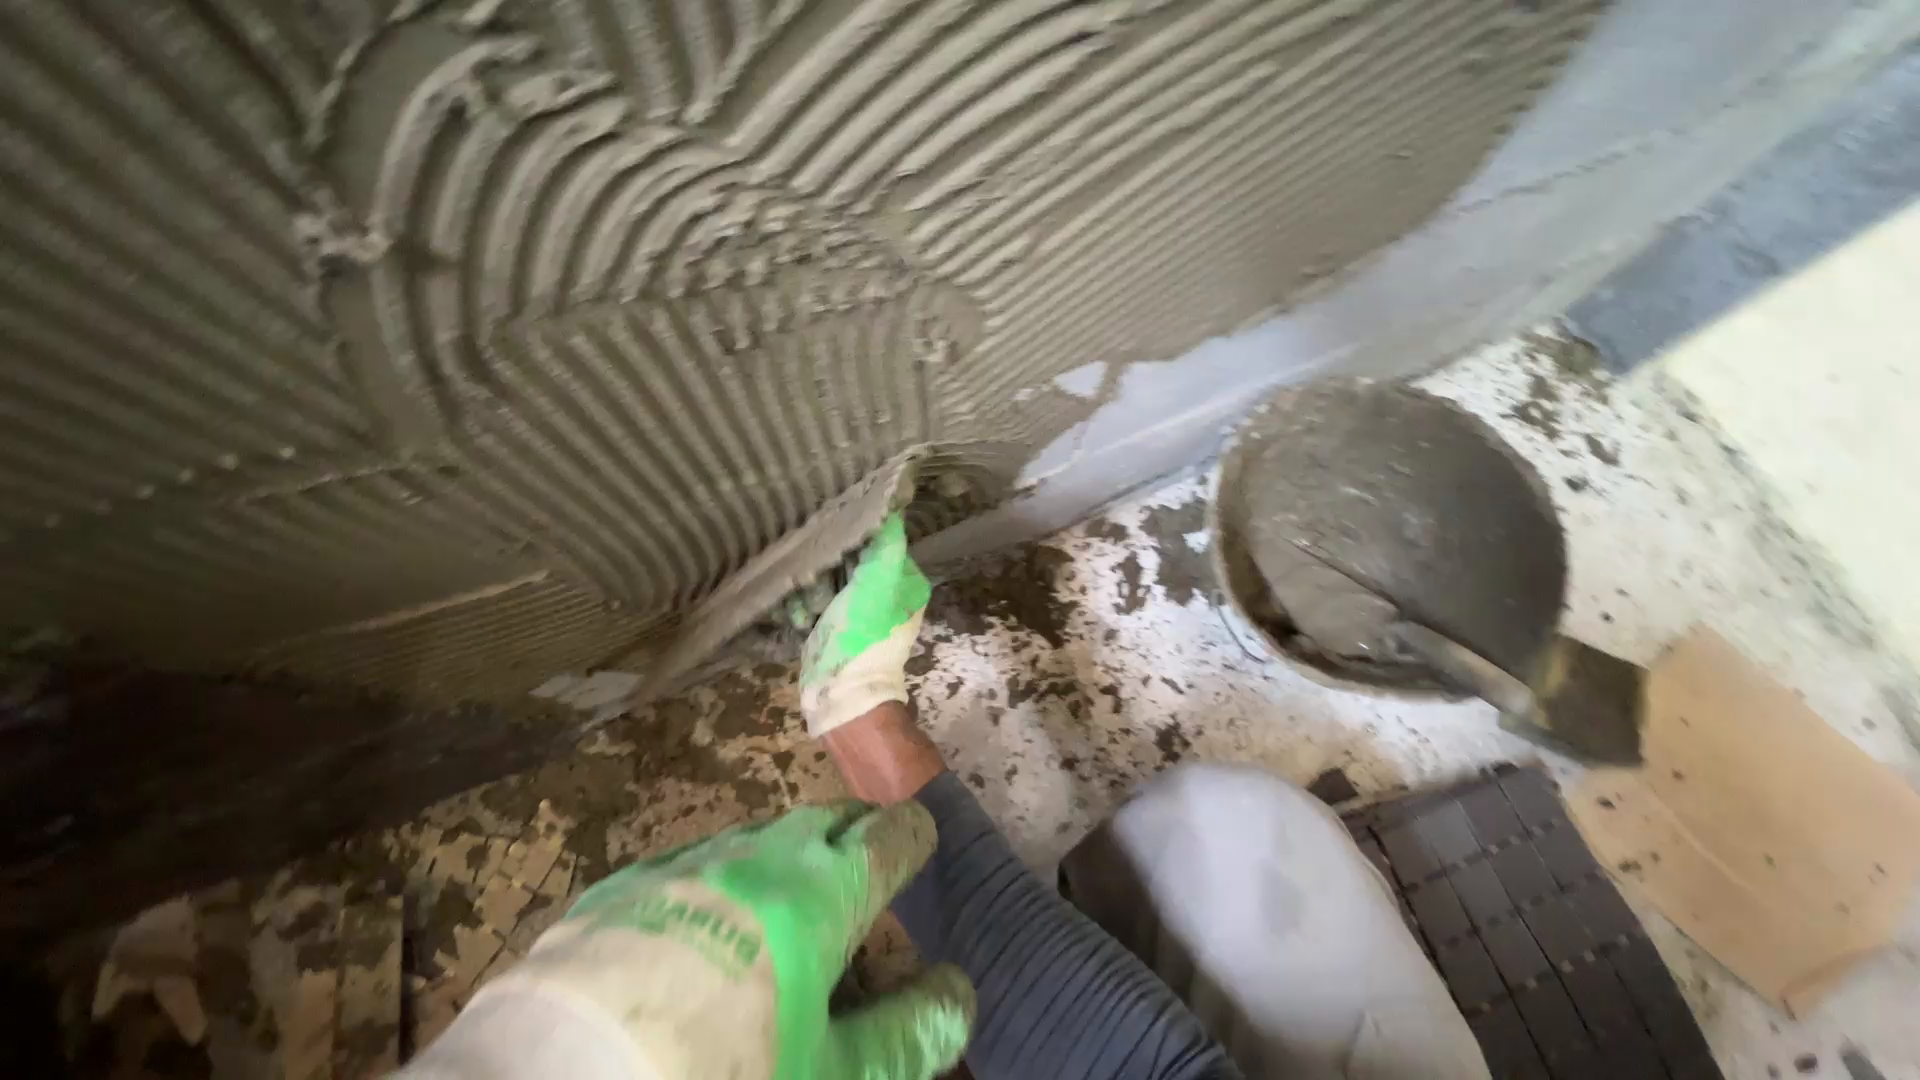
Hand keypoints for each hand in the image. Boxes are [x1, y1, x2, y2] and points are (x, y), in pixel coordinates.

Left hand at [476, 802, 972, 1079]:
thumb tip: (960, 991)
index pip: (889, 834)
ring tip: (790, 888)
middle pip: (825, 818)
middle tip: (865, 856)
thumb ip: (906, 1032)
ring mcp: (686, 863)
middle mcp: (760, 854)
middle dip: (854, 830)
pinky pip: (690, 863)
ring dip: (787, 852)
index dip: (912, 836)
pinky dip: (720, 877)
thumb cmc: (722, 1078)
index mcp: (823, 887)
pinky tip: (704, 915)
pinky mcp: (623, 887)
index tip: (920, 842)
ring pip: (757, 836)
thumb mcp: (832, 1076)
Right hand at [801, 514, 930, 736]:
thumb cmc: (862, 636)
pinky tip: (799, 618)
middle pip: (847, 557)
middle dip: (825, 565)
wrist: (840, 694)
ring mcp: (857, 611)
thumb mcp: (878, 583)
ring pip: (825, 578)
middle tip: (814, 576)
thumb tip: (892, 502)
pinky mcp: (832, 626)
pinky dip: (801, 606)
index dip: (853, 535)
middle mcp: (884, 592)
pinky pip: (812, 601)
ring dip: (809, 588)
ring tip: (808, 606)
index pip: (878, 538)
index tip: (830, 534)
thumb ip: (887, 543)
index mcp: (905, 580)